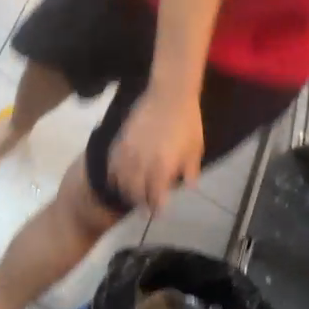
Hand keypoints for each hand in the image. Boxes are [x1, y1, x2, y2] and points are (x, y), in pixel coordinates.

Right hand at [108, 83, 202, 210]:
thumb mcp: (196, 147)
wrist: (169, 95)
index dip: (156, 207)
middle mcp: (142, 164)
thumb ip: (191, 169)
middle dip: (139, 203)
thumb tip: (189, 186)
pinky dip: (113, 177)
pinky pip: (112, 167)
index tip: (158, 213)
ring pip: (121, 182)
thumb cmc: (188, 121)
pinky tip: (116, 181)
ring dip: (125, 192)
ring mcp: (128, 154)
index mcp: (163, 166)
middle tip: (143, 210)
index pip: (156, 194)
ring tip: (130, 197)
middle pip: (135, 192)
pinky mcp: (119, 144)